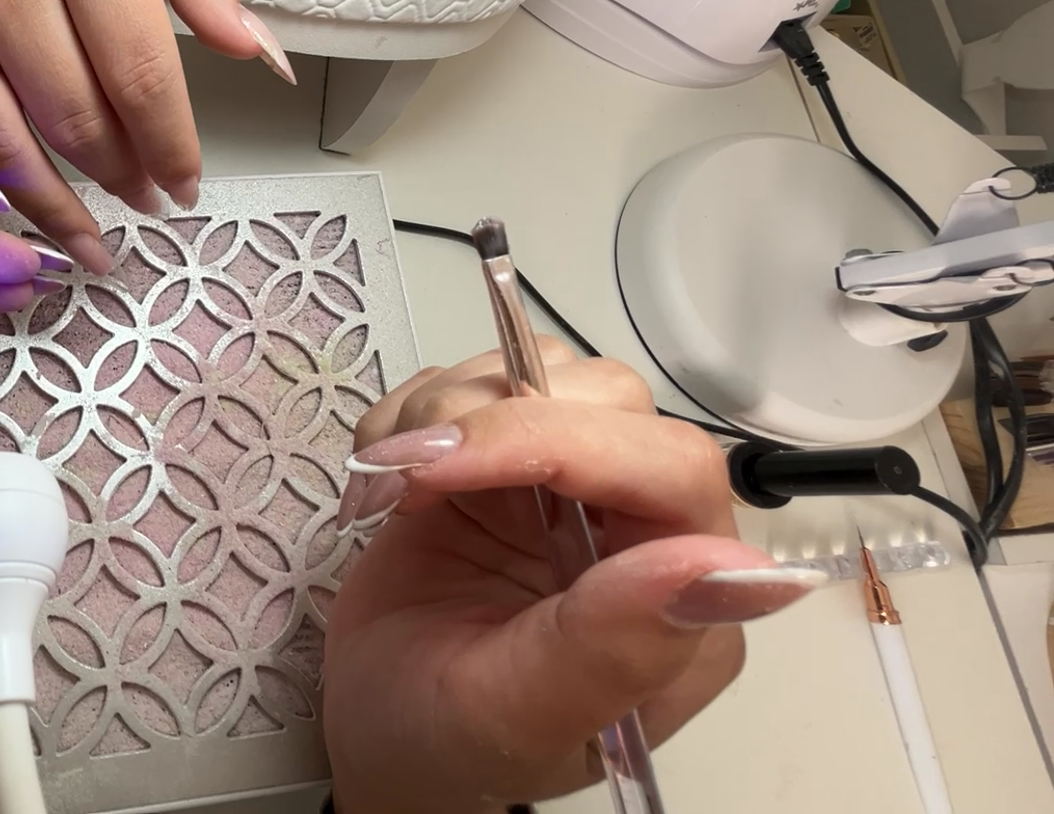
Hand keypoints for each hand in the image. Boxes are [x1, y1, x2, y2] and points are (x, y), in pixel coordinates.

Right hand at [323, 344, 824, 812]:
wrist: (377, 721)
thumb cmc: (448, 741)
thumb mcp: (518, 715)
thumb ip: (613, 648)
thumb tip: (734, 567)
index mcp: (673, 593)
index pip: (661, 463)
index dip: (549, 441)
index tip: (434, 469)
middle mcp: (624, 520)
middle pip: (597, 394)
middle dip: (480, 417)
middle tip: (400, 475)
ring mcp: (548, 483)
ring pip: (521, 370)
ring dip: (433, 410)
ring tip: (384, 487)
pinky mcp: (481, 462)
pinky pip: (450, 384)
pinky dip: (398, 414)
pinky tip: (379, 480)